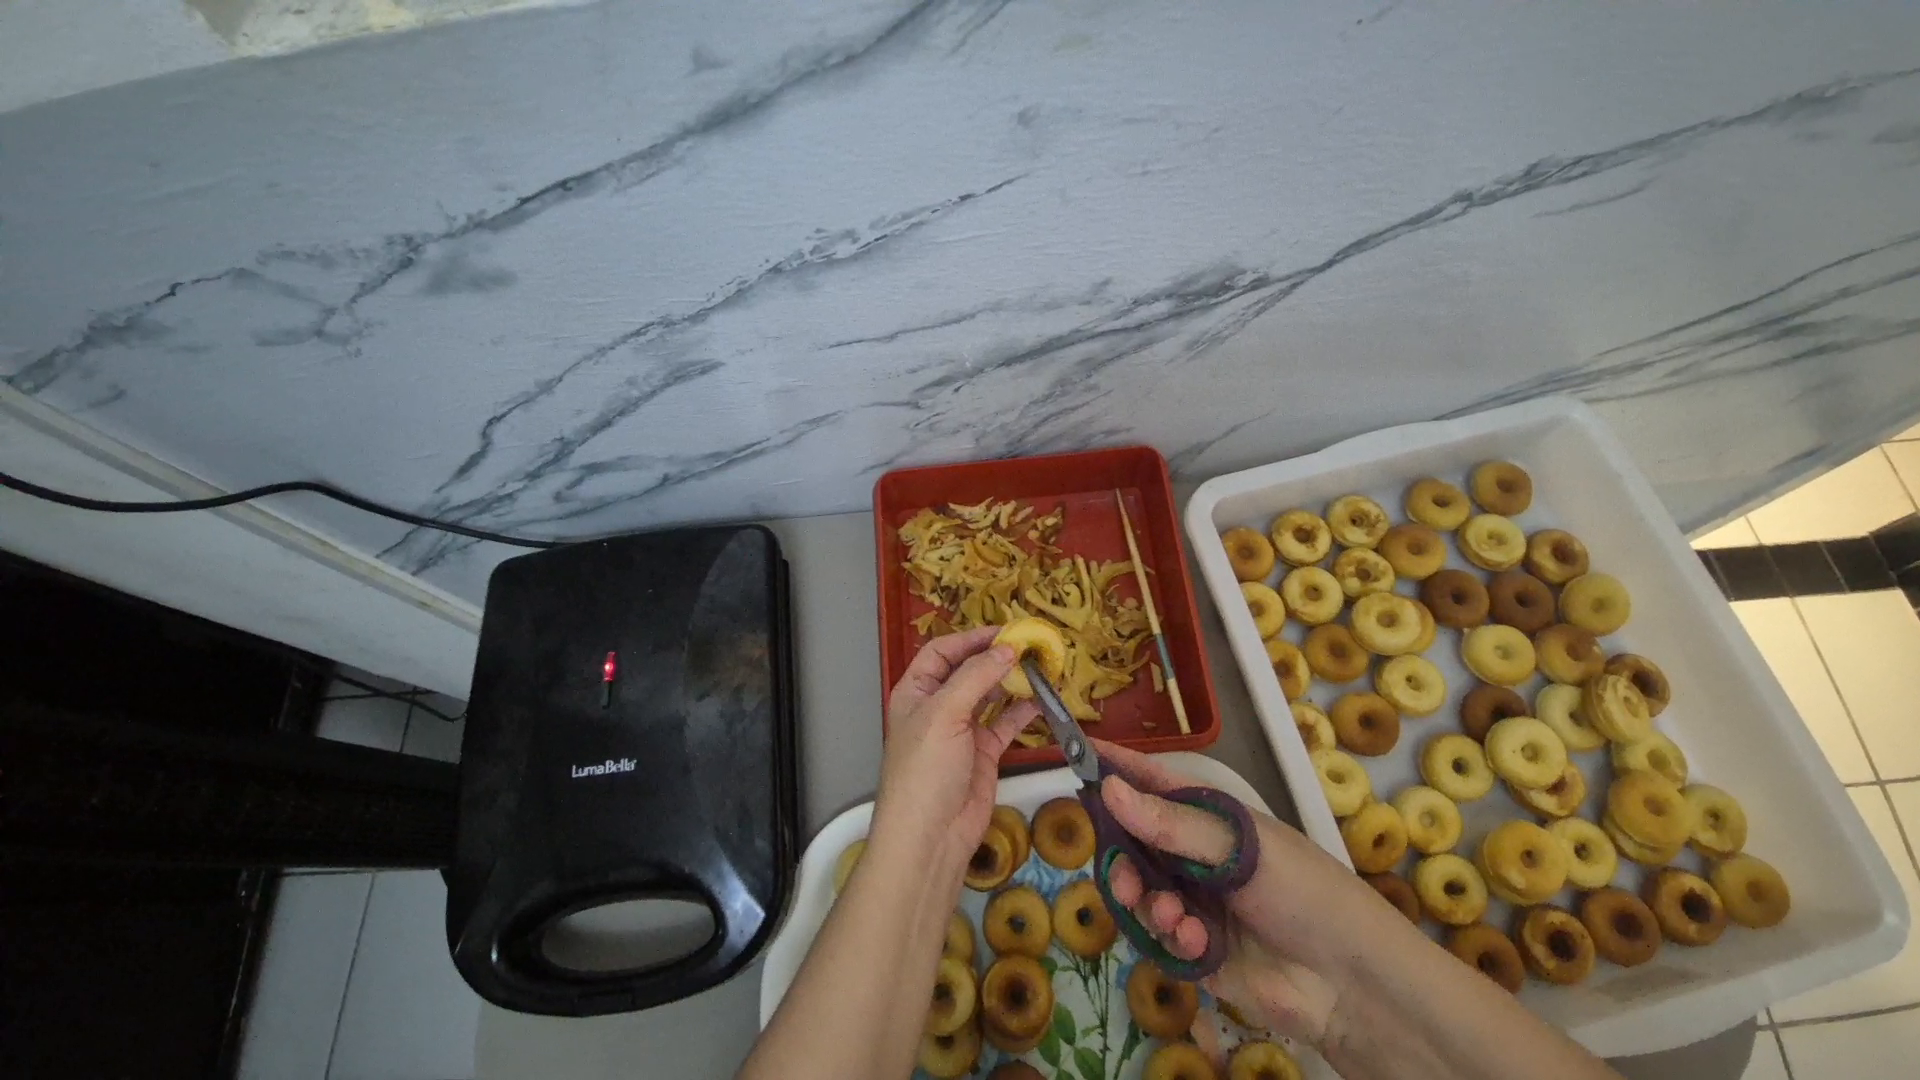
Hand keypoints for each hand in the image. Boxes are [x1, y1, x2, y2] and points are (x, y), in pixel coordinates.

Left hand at [874, 626, 1038, 871]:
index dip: (971, 639)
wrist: (931, 835)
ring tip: (1041, 666)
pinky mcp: (984, 753)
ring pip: (991, 696)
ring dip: (1013, 681)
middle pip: (969, 671)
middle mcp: (938, 706)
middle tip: (1032, 646)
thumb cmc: (926, 769)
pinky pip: (1005, 723)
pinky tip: (1042, 698)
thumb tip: (1007, 649)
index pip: (942, 652)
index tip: (1006, 631)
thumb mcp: (945, 714)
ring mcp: (962, 730)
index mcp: (916, 691)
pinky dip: (1023, 710)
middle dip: (997, 657)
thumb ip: (976, 677)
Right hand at [1092, 740, 1396, 1048]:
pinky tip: (1198, 943)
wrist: (1350, 984)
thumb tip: (1107, 787)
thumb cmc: (1304, 893)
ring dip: (1148, 903)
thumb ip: (1171, 825)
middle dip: (1122, 857)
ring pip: (1138, 890)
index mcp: (1210, 817)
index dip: (1115, 765)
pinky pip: (1157, 936)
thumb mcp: (1240, 849)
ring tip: (1174, 917)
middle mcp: (1194, 855)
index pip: (1152, 781)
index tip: (1074, 749)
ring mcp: (1192, 901)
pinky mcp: (1193, 949)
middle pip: (1132, 842)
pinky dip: (1172, 938)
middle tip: (1123, 877)